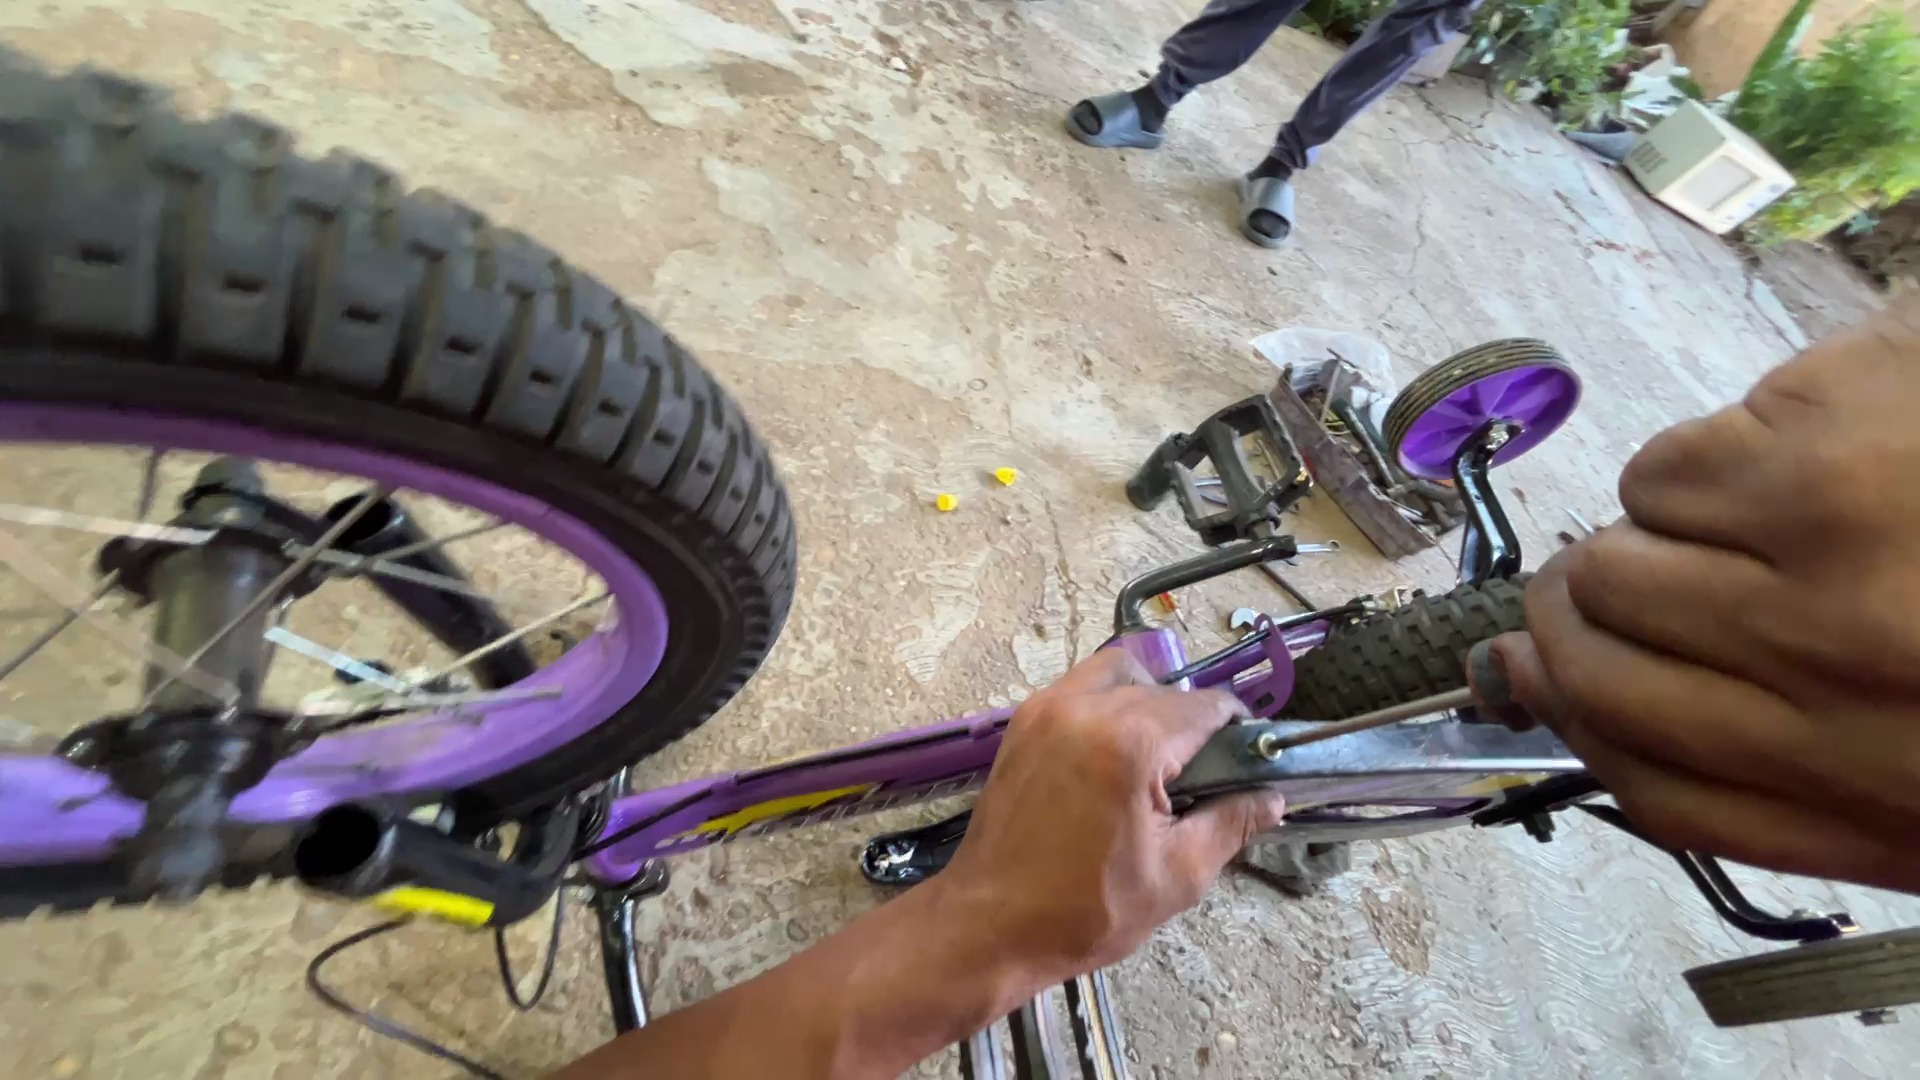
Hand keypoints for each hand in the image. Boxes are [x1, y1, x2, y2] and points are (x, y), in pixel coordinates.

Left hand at [939, 648, 1285, 981]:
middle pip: (1161, 689)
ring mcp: (1046, 708)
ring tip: (1156, 752)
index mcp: (1127, 743)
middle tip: (1205, 769)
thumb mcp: (1176, 875)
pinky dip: (1105, 700)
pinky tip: (1112, 749)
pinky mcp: (1023, 720)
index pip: (1201, 707)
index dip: (1235, 725)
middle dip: (1192, 719)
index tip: (1249, 752)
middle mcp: (1084, 708)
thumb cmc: (1086, 909)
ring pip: (1116, 672)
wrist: (991, 921)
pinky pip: (1078, 686)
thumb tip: (1272, 796)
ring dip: (1146, 696)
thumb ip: (1230, 823)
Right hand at [1479, 303, 1919, 894]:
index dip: (1580, 726)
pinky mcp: (1822, 461)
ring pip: (1614, 556)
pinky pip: (1665, 467)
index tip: (1551, 671)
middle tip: (1654, 572)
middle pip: (1587, 662)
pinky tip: (1823, 444)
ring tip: (1791, 509)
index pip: (1641, 780)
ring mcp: (1835, 577)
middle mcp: (1843, 704)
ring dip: (1673, 531)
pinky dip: (1716, 454)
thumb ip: (1732, 750)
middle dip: (1591, 609)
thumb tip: (1511, 669)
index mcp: (1899, 793)